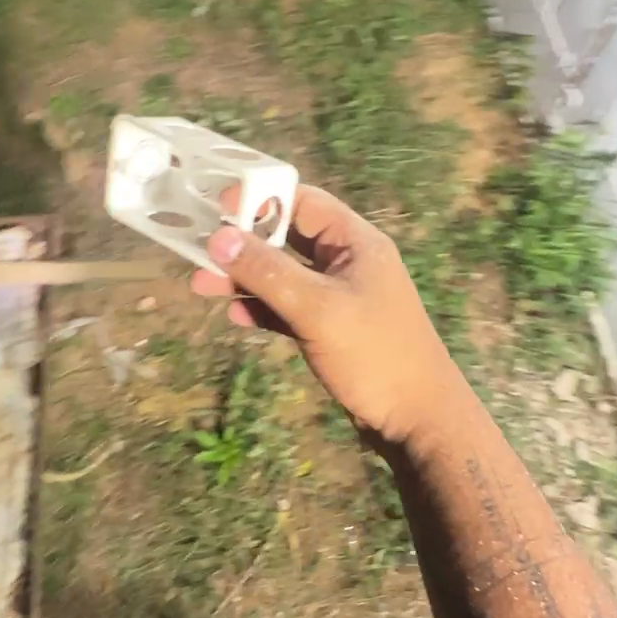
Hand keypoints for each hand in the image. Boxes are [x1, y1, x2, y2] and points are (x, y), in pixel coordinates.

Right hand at [191, 185, 466, 442]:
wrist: (416, 419)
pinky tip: (237, 317)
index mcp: (355, 243)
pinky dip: (264, 309)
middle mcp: (347, 263)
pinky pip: (289, 308)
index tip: (217, 204)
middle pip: (288, 238)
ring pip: (284, 276)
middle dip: (244, 244)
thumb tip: (219, 238)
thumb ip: (268, 272)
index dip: (261, 198)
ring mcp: (340, 297)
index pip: (303, 202)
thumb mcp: (318, 308)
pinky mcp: (331, 328)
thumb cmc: (375, 354)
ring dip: (246, 280)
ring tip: (202, 286)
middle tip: (200, 250)